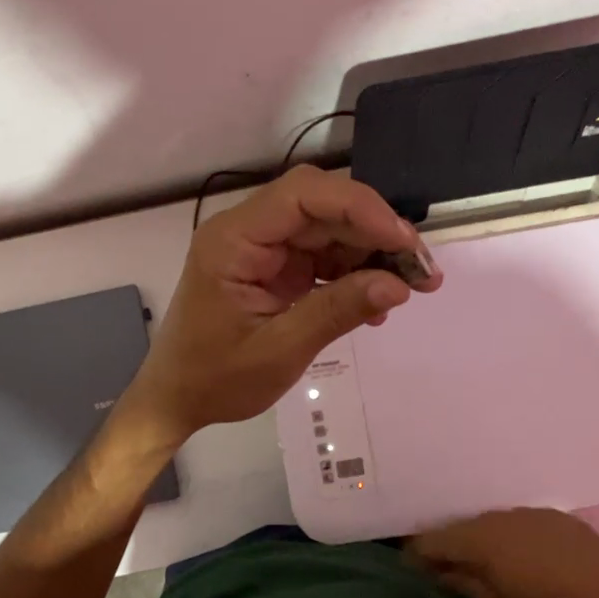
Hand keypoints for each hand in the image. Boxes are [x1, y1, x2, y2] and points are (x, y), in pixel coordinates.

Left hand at [124, 166, 440, 443]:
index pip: (303, 196)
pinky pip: (321, 258)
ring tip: (411, 287)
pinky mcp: (272, 271)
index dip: (359, 208)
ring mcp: (260, 251)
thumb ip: (335, 312)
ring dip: (370, 255)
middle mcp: (247, 233)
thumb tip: (397, 285)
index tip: (402, 242)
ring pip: (327, 231)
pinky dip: (352, 276)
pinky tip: (378, 303)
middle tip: (422, 269)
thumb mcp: (278, 350)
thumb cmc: (214, 379)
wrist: (176, 401)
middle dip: (375, 233)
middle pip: (321, 208)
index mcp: (233, 240)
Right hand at [408, 508, 598, 597]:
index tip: (410, 571)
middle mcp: (498, 517)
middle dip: (448, 548)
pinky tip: (520, 558)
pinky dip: (509, 539)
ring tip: (483, 565)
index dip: (416, 556)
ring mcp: (528, 513)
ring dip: (480, 542)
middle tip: (443, 571)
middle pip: (459, 529)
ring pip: (489, 524)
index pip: (430, 541)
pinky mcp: (554, 517)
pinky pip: (518, 525)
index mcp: (478, 538)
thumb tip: (436, 576)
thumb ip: (462, 586)